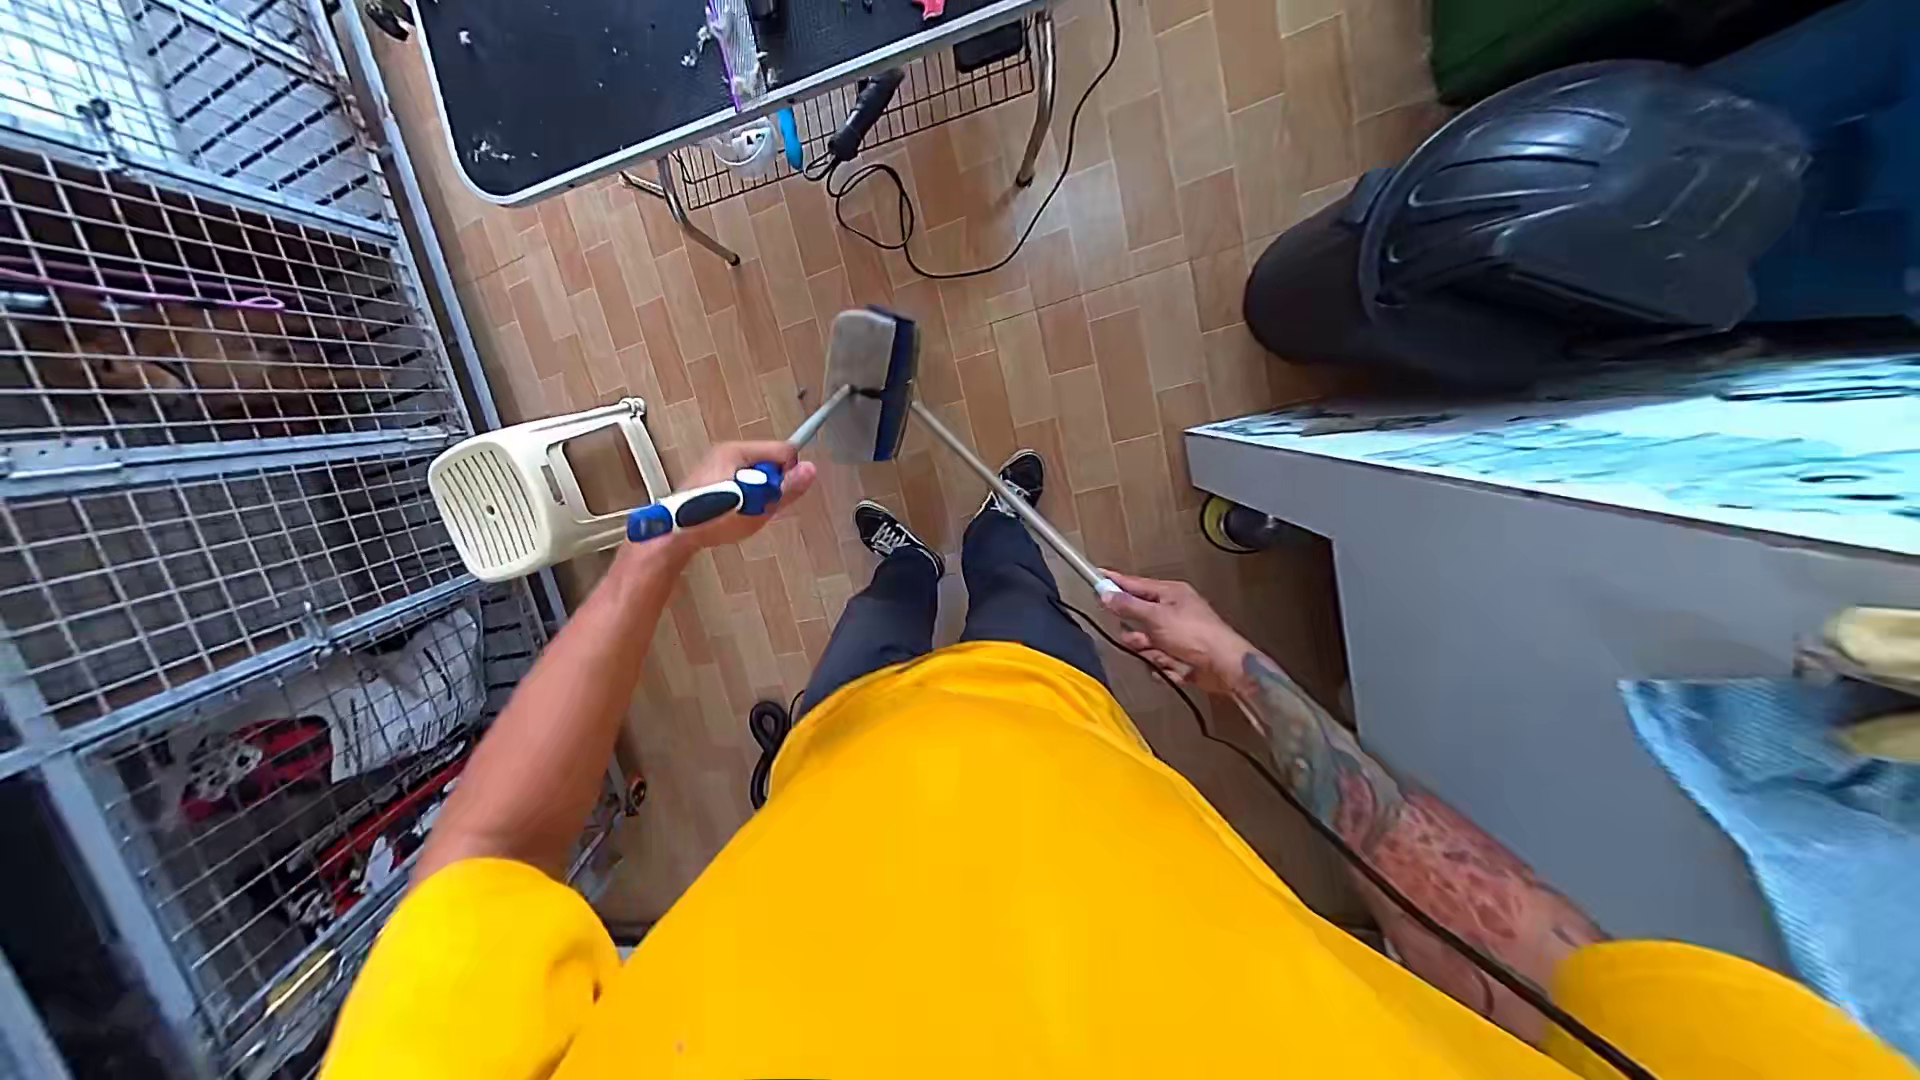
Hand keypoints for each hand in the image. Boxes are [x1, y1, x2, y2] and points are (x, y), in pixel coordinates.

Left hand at [662, 440, 817, 551]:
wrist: (674, 535)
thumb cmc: (709, 520)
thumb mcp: (756, 506)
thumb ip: (786, 489)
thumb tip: (809, 470)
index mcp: (738, 451)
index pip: (785, 451)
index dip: (789, 475)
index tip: (779, 494)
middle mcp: (728, 453)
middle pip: (771, 464)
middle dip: (772, 487)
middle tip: (759, 507)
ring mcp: (721, 465)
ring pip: (759, 477)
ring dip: (759, 496)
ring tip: (744, 512)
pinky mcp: (716, 479)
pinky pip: (746, 484)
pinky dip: (747, 498)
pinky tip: (736, 512)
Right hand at [1098, 571, 1255, 695]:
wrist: (1224, 667)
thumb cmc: (1197, 635)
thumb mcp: (1156, 616)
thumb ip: (1128, 606)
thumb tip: (1106, 594)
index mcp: (1169, 594)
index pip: (1134, 584)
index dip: (1114, 582)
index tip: (1095, 576)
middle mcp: (1171, 611)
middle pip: (1135, 619)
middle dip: (1137, 635)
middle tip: (1143, 639)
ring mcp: (1175, 634)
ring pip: (1144, 643)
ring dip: (1151, 652)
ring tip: (1164, 655)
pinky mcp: (1178, 655)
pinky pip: (1155, 659)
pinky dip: (1163, 665)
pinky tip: (1177, 666)